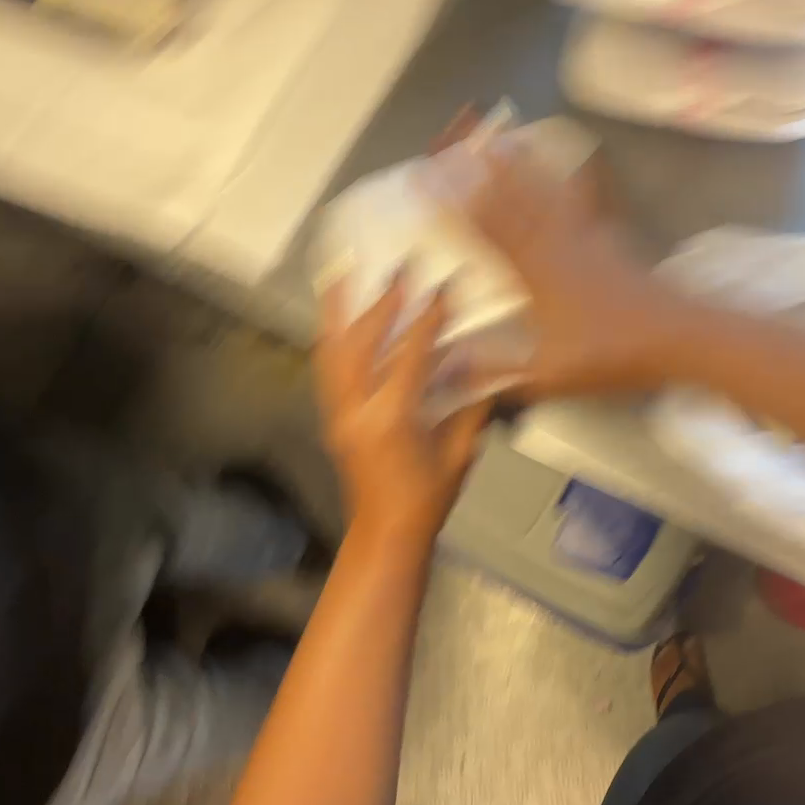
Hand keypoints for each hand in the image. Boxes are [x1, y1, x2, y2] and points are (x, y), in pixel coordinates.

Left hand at [316, 276, 491, 544]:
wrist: (386, 533)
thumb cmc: (427, 498)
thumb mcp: (460, 452)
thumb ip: (468, 405)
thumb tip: (477, 363)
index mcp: (392, 417)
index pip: (411, 354)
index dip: (428, 318)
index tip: (442, 287)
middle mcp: (357, 409)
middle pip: (364, 342)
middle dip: (383, 302)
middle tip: (401, 270)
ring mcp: (338, 412)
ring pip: (333, 350)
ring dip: (340, 311)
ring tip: (343, 274)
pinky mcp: (332, 417)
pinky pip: (327, 368)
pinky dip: (331, 338)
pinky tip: (335, 320)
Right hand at [427, 127, 690, 396]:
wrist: (679, 335)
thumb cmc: (613, 353)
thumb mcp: (549, 372)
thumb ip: (496, 368)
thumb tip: (443, 366)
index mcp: (535, 273)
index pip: (485, 230)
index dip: (452, 204)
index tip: (425, 178)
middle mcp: (555, 245)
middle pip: (512, 199)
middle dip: (481, 166)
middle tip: (458, 134)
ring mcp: (585, 237)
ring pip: (544, 193)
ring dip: (519, 164)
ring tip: (499, 136)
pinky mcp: (609, 240)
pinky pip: (580, 202)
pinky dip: (566, 181)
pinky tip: (567, 169)